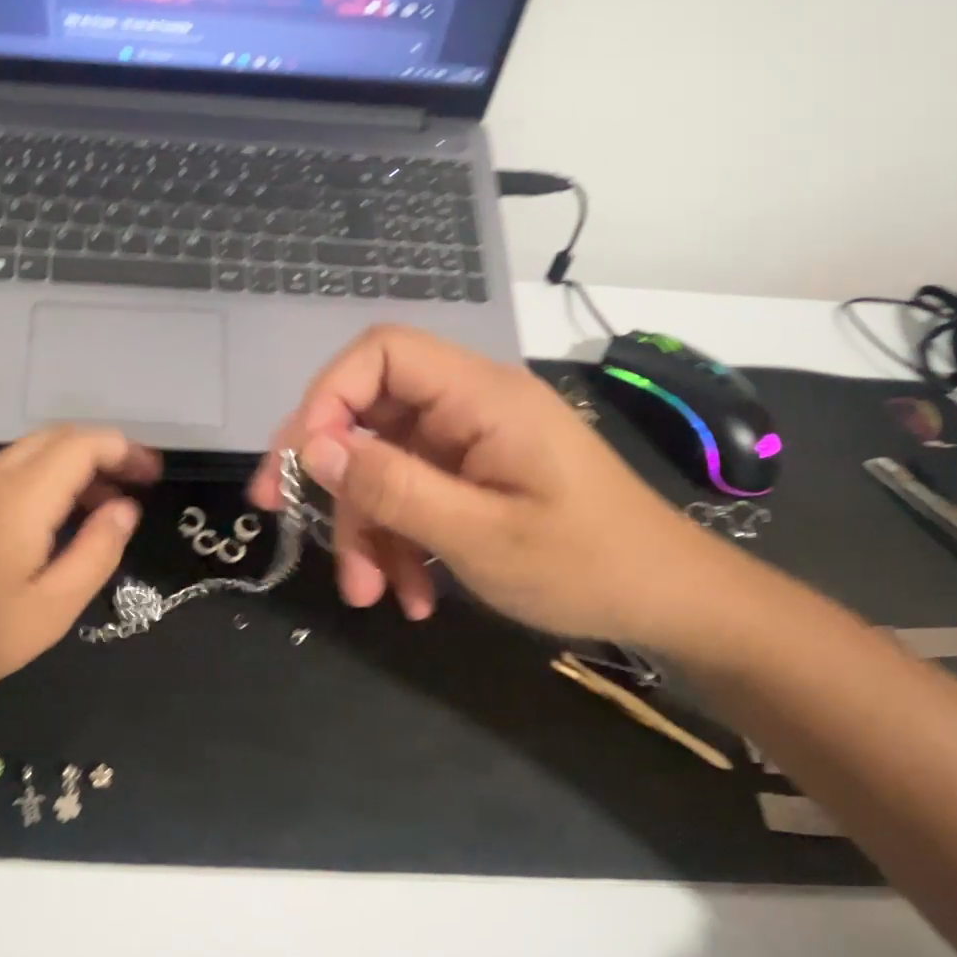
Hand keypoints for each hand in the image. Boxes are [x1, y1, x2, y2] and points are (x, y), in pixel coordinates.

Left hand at [0, 426, 158, 725]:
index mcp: (20, 496)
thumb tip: (125, 508)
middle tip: (134, 487)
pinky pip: (4, 474)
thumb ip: (96, 552)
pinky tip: (48, 525)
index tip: (153, 475)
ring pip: (27, 454)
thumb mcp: (51, 609)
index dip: (124, 450)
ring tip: (99, 512)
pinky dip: (40, 482)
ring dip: (70, 468)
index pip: (82, 444)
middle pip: (55, 438)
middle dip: (102, 452)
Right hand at [247, 325, 738, 651]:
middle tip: (286, 522)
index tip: (299, 462)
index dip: (327, 396)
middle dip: (333, 479)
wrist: (670, 603)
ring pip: (384, 466)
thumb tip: (312, 447)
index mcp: (481, 396)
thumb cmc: (586, 565)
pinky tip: (410, 596)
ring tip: (372, 595)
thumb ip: (392, 487)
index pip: (381, 354)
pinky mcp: (473, 478)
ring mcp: (470, 445)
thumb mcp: (479, 535)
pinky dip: (400, 543)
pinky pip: (413, 496)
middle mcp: (470, 408)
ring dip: (366, 529)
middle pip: (370, 416)